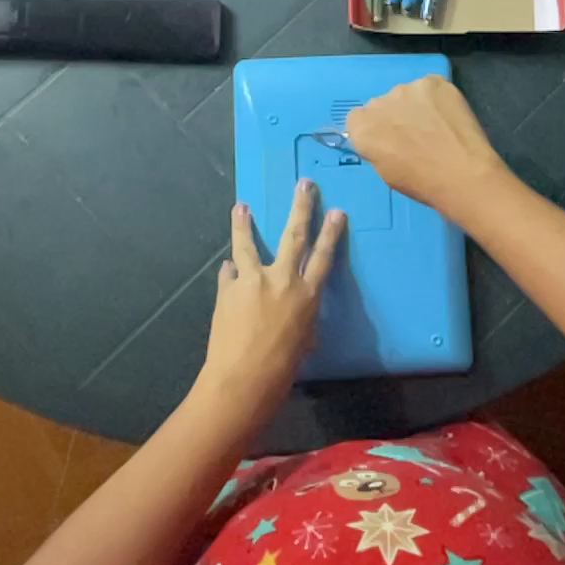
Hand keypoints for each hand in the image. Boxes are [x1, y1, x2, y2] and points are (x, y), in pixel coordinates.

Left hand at [195, 181, 345, 423]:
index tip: (337, 211)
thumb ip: (300, 316)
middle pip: (294, 236)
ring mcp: (253, 281)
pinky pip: (229, 273)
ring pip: (248, 244)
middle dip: (300, 208)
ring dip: (244, 224)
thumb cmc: (282, 370)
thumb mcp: (303, 341)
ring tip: (241, 207)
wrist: (243, 380)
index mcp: (307, 296)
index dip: (331, 233)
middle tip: (303, 184)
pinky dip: (231, 271)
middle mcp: (283, 280)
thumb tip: (291, 308)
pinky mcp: (228, 289)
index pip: (324, 256)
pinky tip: (228, 268)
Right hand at [346, 75, 512, 218]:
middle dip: (394, 116)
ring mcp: (407, 88)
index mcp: (361, 126)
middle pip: (382, 104)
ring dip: (415, 106)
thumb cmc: (421, 183)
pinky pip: (429, 88)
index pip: (358, 119)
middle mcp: (379, 102)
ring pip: (406, 94)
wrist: (463, 174)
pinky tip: (447, 116)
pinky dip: (436, 99)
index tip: (389, 142)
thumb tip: (384, 138)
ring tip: (435, 127)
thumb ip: (375, 147)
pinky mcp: (433, 82)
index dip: (375, 130)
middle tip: (414, 136)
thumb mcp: (385, 171)